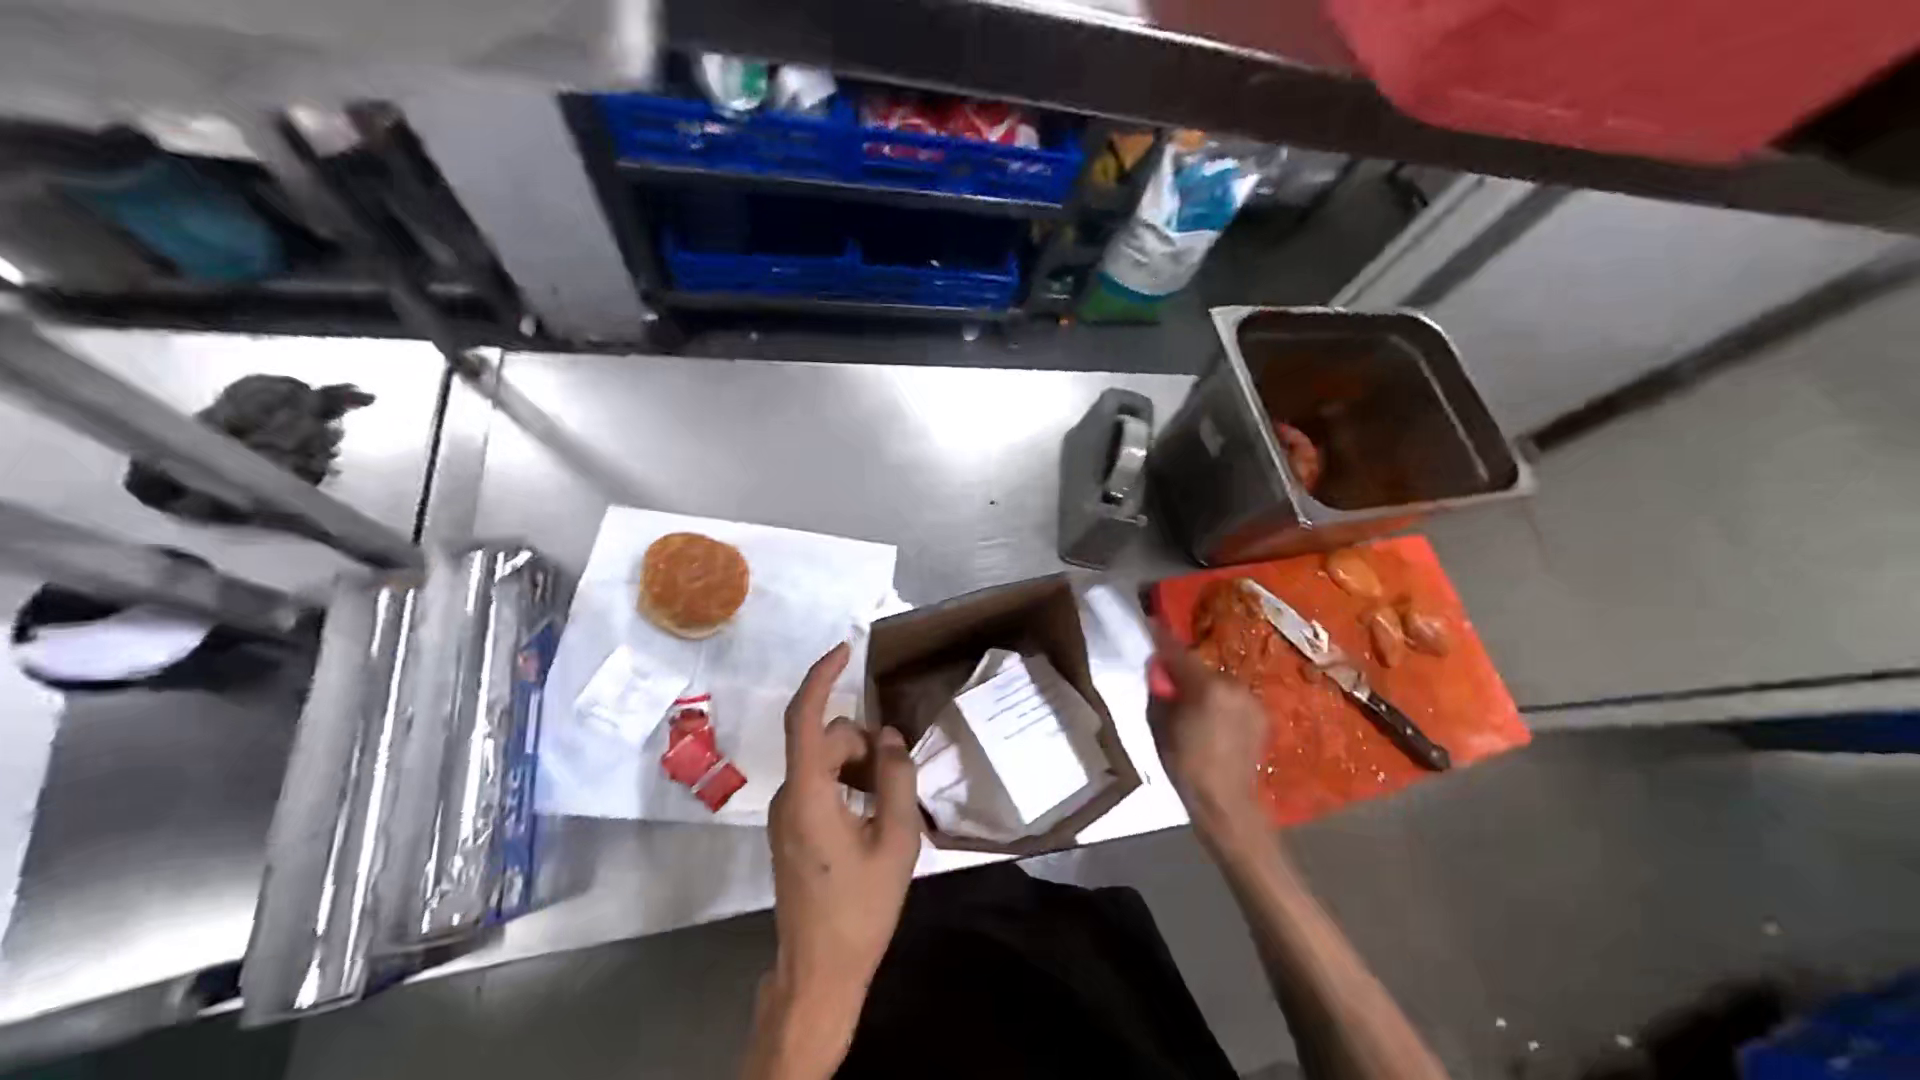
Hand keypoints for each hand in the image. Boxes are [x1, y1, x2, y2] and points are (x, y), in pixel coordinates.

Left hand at [744, 643, 922, 1079]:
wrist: (820, 971)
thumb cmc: (860, 908)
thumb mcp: (896, 841)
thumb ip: (896, 779)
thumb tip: (888, 736)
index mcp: (808, 795)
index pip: (804, 719)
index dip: (821, 678)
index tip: (844, 650)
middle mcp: (788, 796)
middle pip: (826, 740)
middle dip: (864, 744)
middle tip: (899, 777)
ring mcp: (785, 814)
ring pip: (824, 761)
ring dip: (859, 766)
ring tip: (891, 803)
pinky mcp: (791, 828)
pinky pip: (819, 784)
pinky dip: (848, 783)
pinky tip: (874, 815)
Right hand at [1149, 625, 1269, 851]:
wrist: (1226, 804)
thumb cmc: (1185, 766)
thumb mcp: (1159, 725)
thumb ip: (1160, 691)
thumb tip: (1159, 669)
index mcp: (1207, 688)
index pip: (1178, 653)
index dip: (1162, 638)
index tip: (1151, 622)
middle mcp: (1233, 686)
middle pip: (1200, 667)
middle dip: (1183, 670)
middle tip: (1167, 680)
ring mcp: (1251, 700)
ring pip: (1217, 682)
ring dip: (1203, 687)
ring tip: (1190, 705)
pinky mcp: (1261, 714)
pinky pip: (1231, 698)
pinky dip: (1219, 701)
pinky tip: (1211, 720)